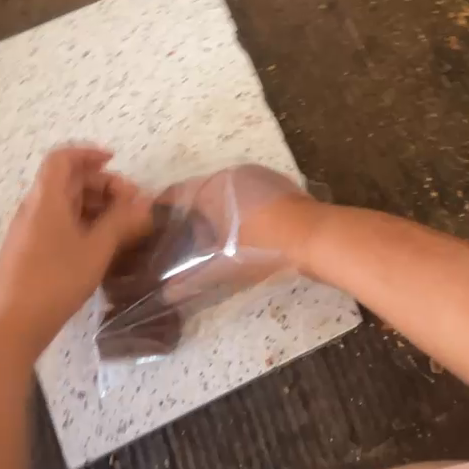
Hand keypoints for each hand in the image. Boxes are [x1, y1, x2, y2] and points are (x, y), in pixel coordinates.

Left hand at [0, 147, 154, 354]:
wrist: (7, 328)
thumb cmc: (54, 280)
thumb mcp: (96, 249)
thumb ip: (122, 221)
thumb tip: (145, 201)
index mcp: (46, 198)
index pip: (63, 158)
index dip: (89, 153)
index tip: (115, 162)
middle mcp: (34, 208)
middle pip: (67, 180)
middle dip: (102, 184)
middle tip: (130, 203)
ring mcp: (29, 231)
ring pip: (65, 204)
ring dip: (95, 206)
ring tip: (122, 226)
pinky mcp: (29, 253)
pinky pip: (59, 224)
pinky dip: (83, 224)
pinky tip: (101, 246)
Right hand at [158, 164, 328, 274]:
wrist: (313, 236)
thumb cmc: (261, 247)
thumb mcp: (222, 266)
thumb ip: (191, 278)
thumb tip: (166, 294)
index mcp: (213, 186)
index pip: (177, 194)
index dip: (164, 212)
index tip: (155, 230)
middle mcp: (233, 174)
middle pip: (203, 194)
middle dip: (194, 217)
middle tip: (185, 243)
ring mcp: (260, 177)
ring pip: (229, 195)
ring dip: (220, 214)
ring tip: (214, 242)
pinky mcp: (280, 185)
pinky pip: (250, 197)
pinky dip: (242, 212)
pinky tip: (245, 235)